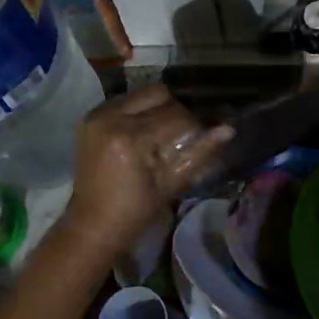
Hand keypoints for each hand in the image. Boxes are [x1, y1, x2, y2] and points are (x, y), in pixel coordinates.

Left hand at [65, 85, 232, 251]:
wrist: (93, 223)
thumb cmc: (136, 212)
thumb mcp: (172, 184)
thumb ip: (200, 153)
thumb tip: (228, 129)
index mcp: (131, 138)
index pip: (176, 116)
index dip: (194, 128)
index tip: (199, 142)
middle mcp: (111, 118)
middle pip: (159, 94)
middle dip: (176, 113)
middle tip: (180, 137)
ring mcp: (97, 115)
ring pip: (141, 94)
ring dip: (157, 110)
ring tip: (160, 137)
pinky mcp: (90, 118)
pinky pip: (123, 102)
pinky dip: (138, 113)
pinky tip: (142, 136)